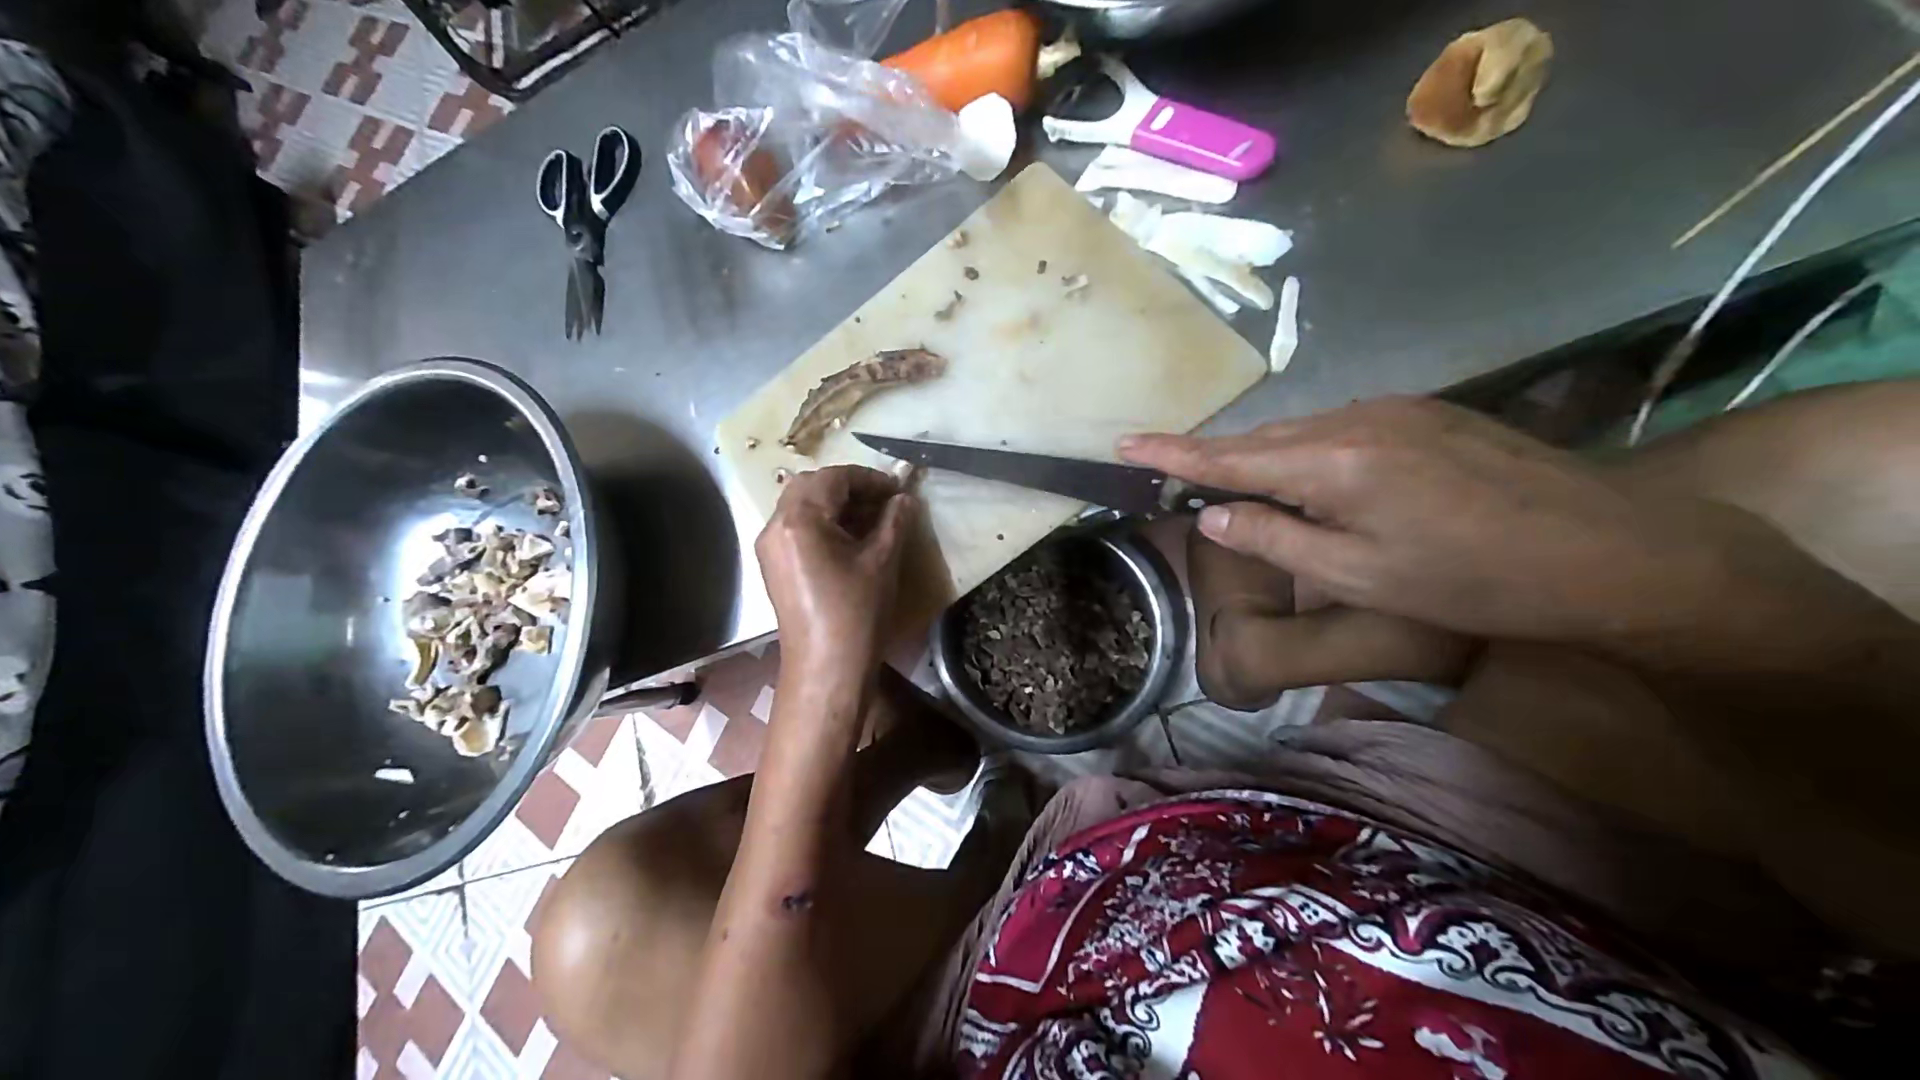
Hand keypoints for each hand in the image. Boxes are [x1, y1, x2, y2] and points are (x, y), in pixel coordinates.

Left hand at [755, 466, 914, 678]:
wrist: (827, 669)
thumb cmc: (856, 613)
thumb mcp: (882, 561)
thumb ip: (894, 521)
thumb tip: (905, 499)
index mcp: (799, 519)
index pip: (834, 478)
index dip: (869, 479)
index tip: (897, 489)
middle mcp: (775, 526)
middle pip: (811, 486)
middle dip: (849, 488)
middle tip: (883, 501)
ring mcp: (770, 547)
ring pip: (801, 506)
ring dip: (835, 505)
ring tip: (872, 520)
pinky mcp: (774, 566)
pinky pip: (797, 529)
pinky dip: (823, 523)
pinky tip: (851, 539)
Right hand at [1120, 397, 1877, 660]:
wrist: (1611, 550)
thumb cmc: (1474, 581)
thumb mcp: (1361, 577)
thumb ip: (1277, 539)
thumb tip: (1211, 515)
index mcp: (1336, 464)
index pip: (1231, 457)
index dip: (1173, 452)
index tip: (1125, 442)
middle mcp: (1357, 420)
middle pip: (1262, 438)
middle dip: (1214, 457)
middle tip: (1169, 470)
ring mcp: (1395, 411)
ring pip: (1300, 432)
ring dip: (1262, 458)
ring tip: (1236, 486)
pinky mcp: (1424, 414)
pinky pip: (1338, 429)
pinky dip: (1305, 453)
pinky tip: (1309, 479)